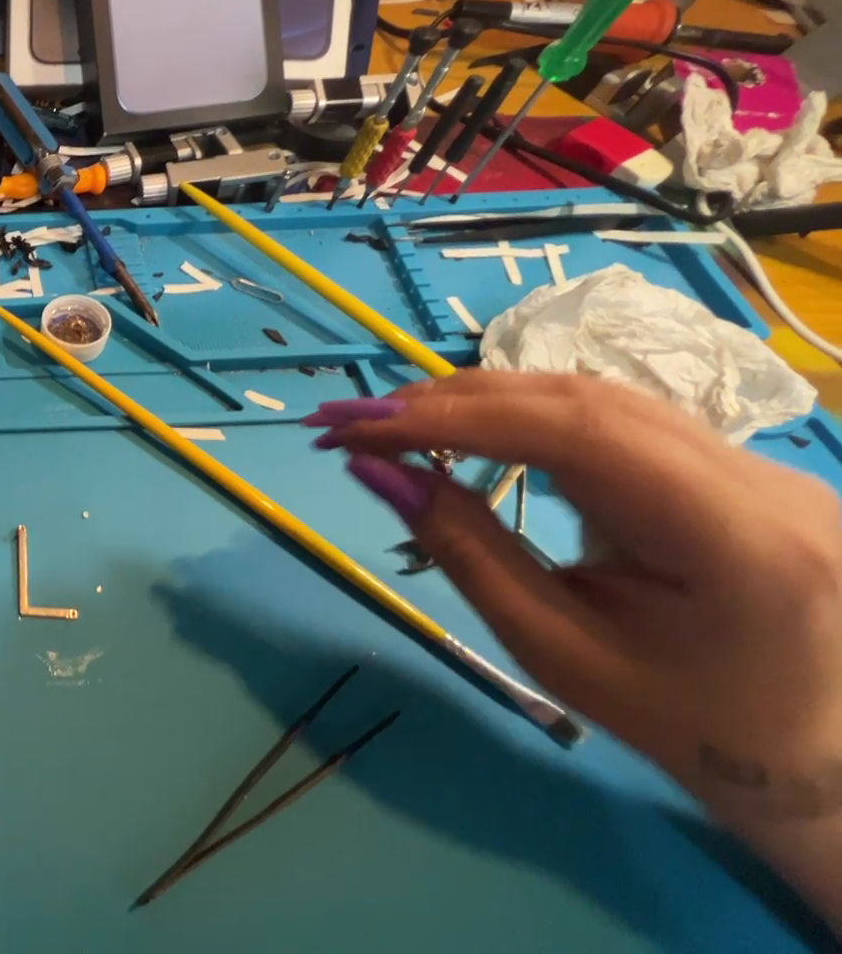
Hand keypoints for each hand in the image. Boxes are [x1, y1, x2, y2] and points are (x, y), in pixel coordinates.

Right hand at [304, 372, 841, 826]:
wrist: (813, 751)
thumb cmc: (680, 720)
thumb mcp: (553, 648)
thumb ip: (463, 549)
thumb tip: (371, 469)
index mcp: (737, 539)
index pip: (576, 432)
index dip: (452, 416)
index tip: (353, 427)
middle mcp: (761, 477)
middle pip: (580, 398)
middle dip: (449, 400)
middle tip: (350, 421)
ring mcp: (753, 462)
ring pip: (592, 395)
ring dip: (476, 400)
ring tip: (390, 424)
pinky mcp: (728, 462)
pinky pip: (606, 416)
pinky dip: (515, 414)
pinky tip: (462, 429)